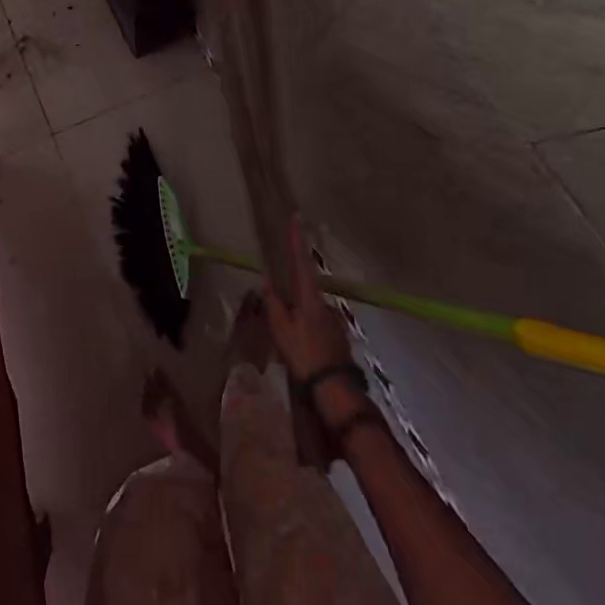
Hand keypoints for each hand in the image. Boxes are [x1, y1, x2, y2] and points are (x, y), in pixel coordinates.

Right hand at [264, 219, 353, 382]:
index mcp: (309, 297)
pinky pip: (317, 326)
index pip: (301, 261)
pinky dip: (308, 332)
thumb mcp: (280, 329)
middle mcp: (324, 302)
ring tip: (291, 346)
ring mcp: (334, 319)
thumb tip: (266, 280)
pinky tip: (303, 352)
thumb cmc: (303, 355)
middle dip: (292, 297)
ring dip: (300, 320)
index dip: (297, 239)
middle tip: (283, 321)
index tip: (297, 217)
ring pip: (310, 311)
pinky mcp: (338, 334)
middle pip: (304, 290)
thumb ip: (273, 303)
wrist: (334, 387)